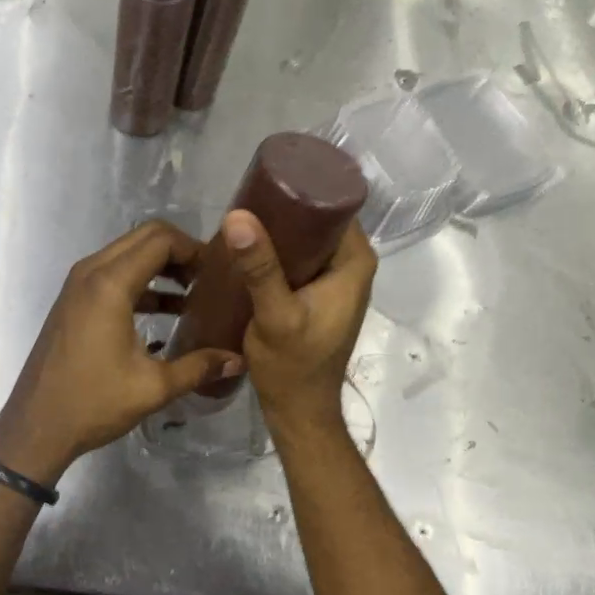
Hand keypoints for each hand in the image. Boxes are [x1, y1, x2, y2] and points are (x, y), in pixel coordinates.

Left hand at [0, 221, 245, 483]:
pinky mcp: (74, 300)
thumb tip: (239, 361)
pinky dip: (141, 281)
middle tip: (209, 279)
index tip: (219, 271)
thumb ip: (199, 367)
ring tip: (194, 294)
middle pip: (144, 238)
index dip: (193, 248)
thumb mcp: (153, 387)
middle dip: (179, 251)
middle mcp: (91, 272)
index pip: (160, 240)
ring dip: (161, 265)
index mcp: (110, 284)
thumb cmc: (93, 402)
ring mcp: (78, 285)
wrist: (35, 427)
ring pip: (127, 254)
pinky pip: (113, 273)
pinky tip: (167, 310)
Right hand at [221, 210, 376, 439]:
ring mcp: (336, 281)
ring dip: (279, 229)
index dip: (302, 188)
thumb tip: (238, 216)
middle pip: (319, 219)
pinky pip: (300, 257)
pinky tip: (249, 248)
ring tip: (242, 221)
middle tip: (245, 202)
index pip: (335, 205)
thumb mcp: (275, 314)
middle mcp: (353, 266)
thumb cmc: (293, 366)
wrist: (297, 411)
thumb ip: (260, 268)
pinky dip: (279, 250)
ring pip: (307, 238)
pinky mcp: (318, 294)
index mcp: (355, 262)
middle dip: (284, 208)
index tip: (265, 183)